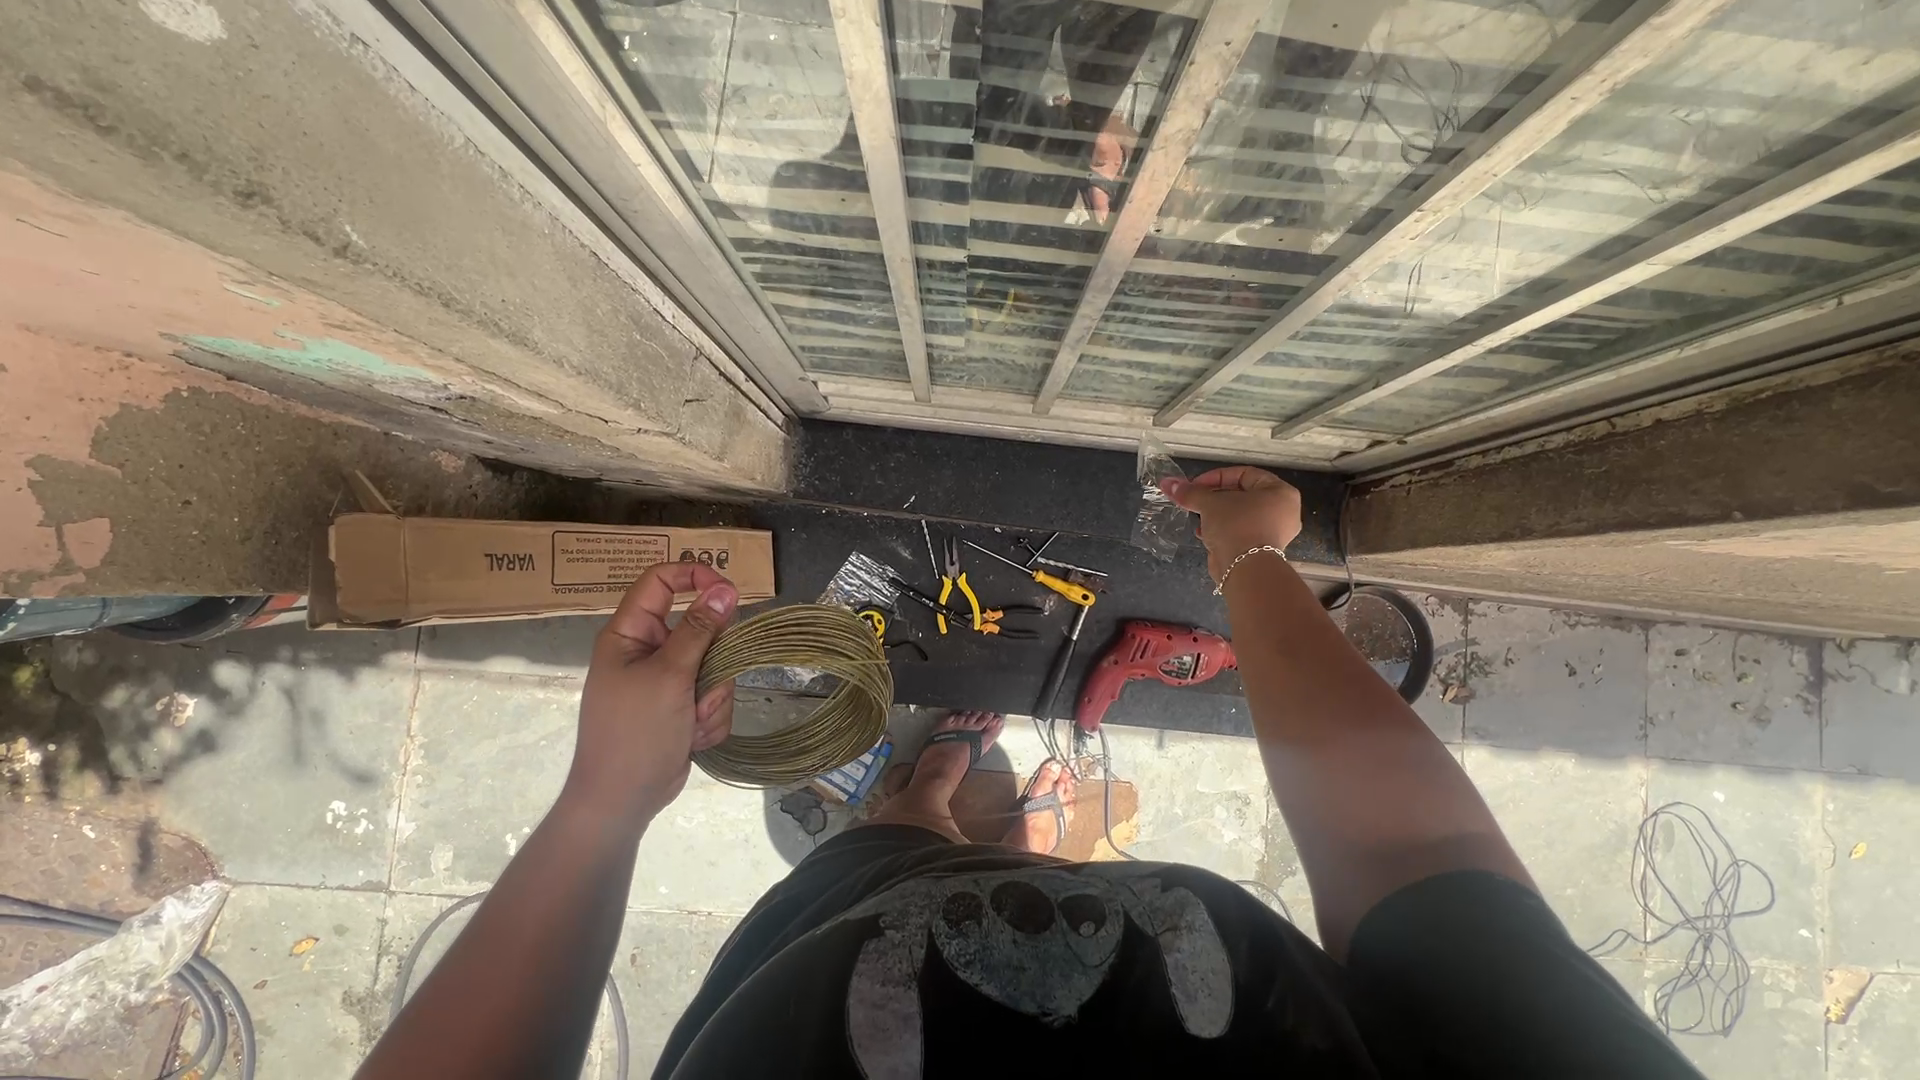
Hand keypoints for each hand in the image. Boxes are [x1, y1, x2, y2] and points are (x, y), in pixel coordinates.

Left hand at [565, 563, 736, 823]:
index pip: (661, 581)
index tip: (730, 591)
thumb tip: (726, 588)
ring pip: (716, 667)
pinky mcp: (682, 706)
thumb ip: (701, 629)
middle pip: (702, 629)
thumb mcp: (669, 675)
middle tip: (701, 688)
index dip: (695, 576)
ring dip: (711, 698)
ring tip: (690, 723)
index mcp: (630, 634)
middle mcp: (648, 651)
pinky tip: (691, 738)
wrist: (623, 800)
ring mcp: (666, 681)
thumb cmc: (635, 732)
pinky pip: (714, 696)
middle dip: (712, 665)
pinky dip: (709, 719)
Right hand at [1161, 466, 1302, 581]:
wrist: (1245, 570)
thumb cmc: (1236, 527)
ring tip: (1198, 517)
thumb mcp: (1210, 504)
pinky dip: (1223, 531)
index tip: (1195, 485)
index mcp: (1280, 492)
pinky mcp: (1263, 551)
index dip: (1216, 477)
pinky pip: (1241, 533)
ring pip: (1240, 515)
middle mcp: (1283, 511)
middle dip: (1214, 497)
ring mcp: (1275, 533)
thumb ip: (1190, 492)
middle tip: (1194, 500)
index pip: (1244, 474)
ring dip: (1216, 515)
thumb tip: (1167, 483)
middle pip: (1242, 495)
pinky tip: (1205, 534)